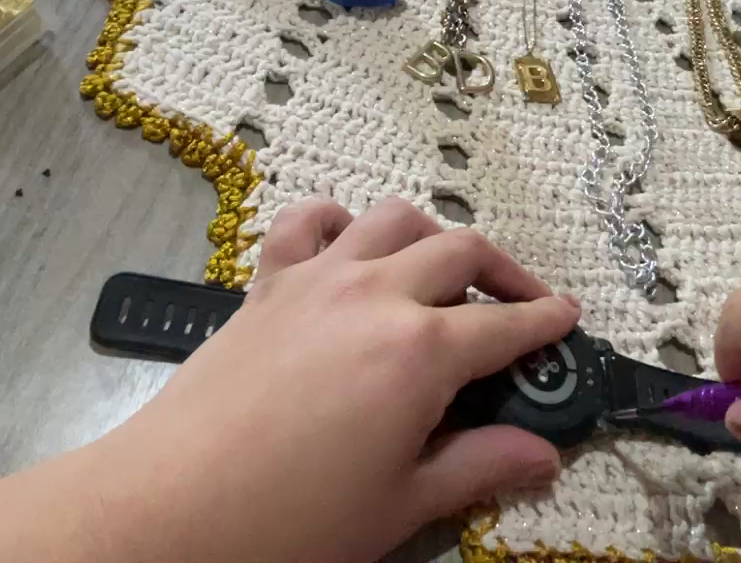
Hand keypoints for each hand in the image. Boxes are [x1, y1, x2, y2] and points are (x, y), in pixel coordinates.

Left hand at [99, 197, 579, 561]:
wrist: (171, 509)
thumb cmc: (292, 521)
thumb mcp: (400, 505)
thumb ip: (479, 465)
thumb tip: (545, 454)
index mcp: (419, 350)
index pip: (505, 326)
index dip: (545, 320)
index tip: (569, 315)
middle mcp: (377, 292)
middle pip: (461, 251)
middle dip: (506, 271)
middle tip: (523, 302)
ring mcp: (321, 275)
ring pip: (394, 218)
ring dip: (430, 235)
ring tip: (439, 270)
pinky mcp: (271, 278)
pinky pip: (307, 220)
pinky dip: (336, 221)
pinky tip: (347, 249)